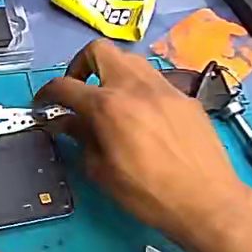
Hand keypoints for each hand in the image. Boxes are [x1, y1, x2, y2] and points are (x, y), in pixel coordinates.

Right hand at [37, 40, 251, 251]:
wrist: (207, 201)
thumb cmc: (147, 193)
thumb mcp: (102, 171)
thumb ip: (82, 139)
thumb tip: (69, 122)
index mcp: (107, 105)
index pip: (65, 85)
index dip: (47, 93)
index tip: (43, 103)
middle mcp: (134, 86)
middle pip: (99, 50)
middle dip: (80, 65)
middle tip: (79, 91)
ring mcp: (164, 87)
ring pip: (130, 60)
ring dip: (112, 73)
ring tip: (111, 101)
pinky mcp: (185, 97)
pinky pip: (154, 80)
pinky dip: (139, 89)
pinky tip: (143, 116)